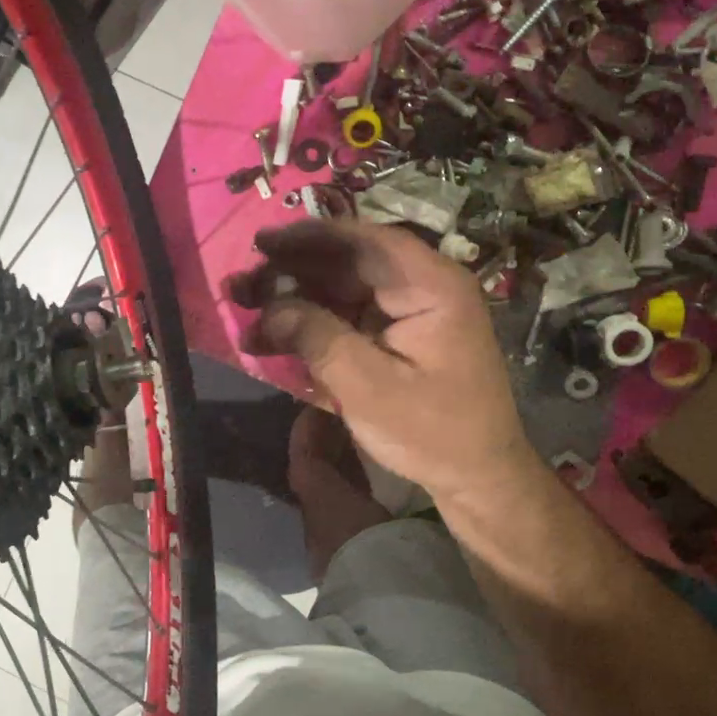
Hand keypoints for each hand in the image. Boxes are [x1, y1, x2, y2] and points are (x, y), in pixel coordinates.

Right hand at [227, 221, 542, 509]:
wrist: (477, 478)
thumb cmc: (433, 432)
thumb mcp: (370, 389)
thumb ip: (318, 340)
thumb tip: (269, 308)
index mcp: (432, 287)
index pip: (366, 242)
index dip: (310, 237)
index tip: (262, 242)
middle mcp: (421, 289)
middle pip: (347, 263)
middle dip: (290, 272)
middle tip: (239, 285)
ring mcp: (408, 313)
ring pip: (340, 289)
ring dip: (292, 298)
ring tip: (242, 309)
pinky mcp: (395, 336)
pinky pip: (345, 316)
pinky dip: (309, 324)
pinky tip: (270, 337)